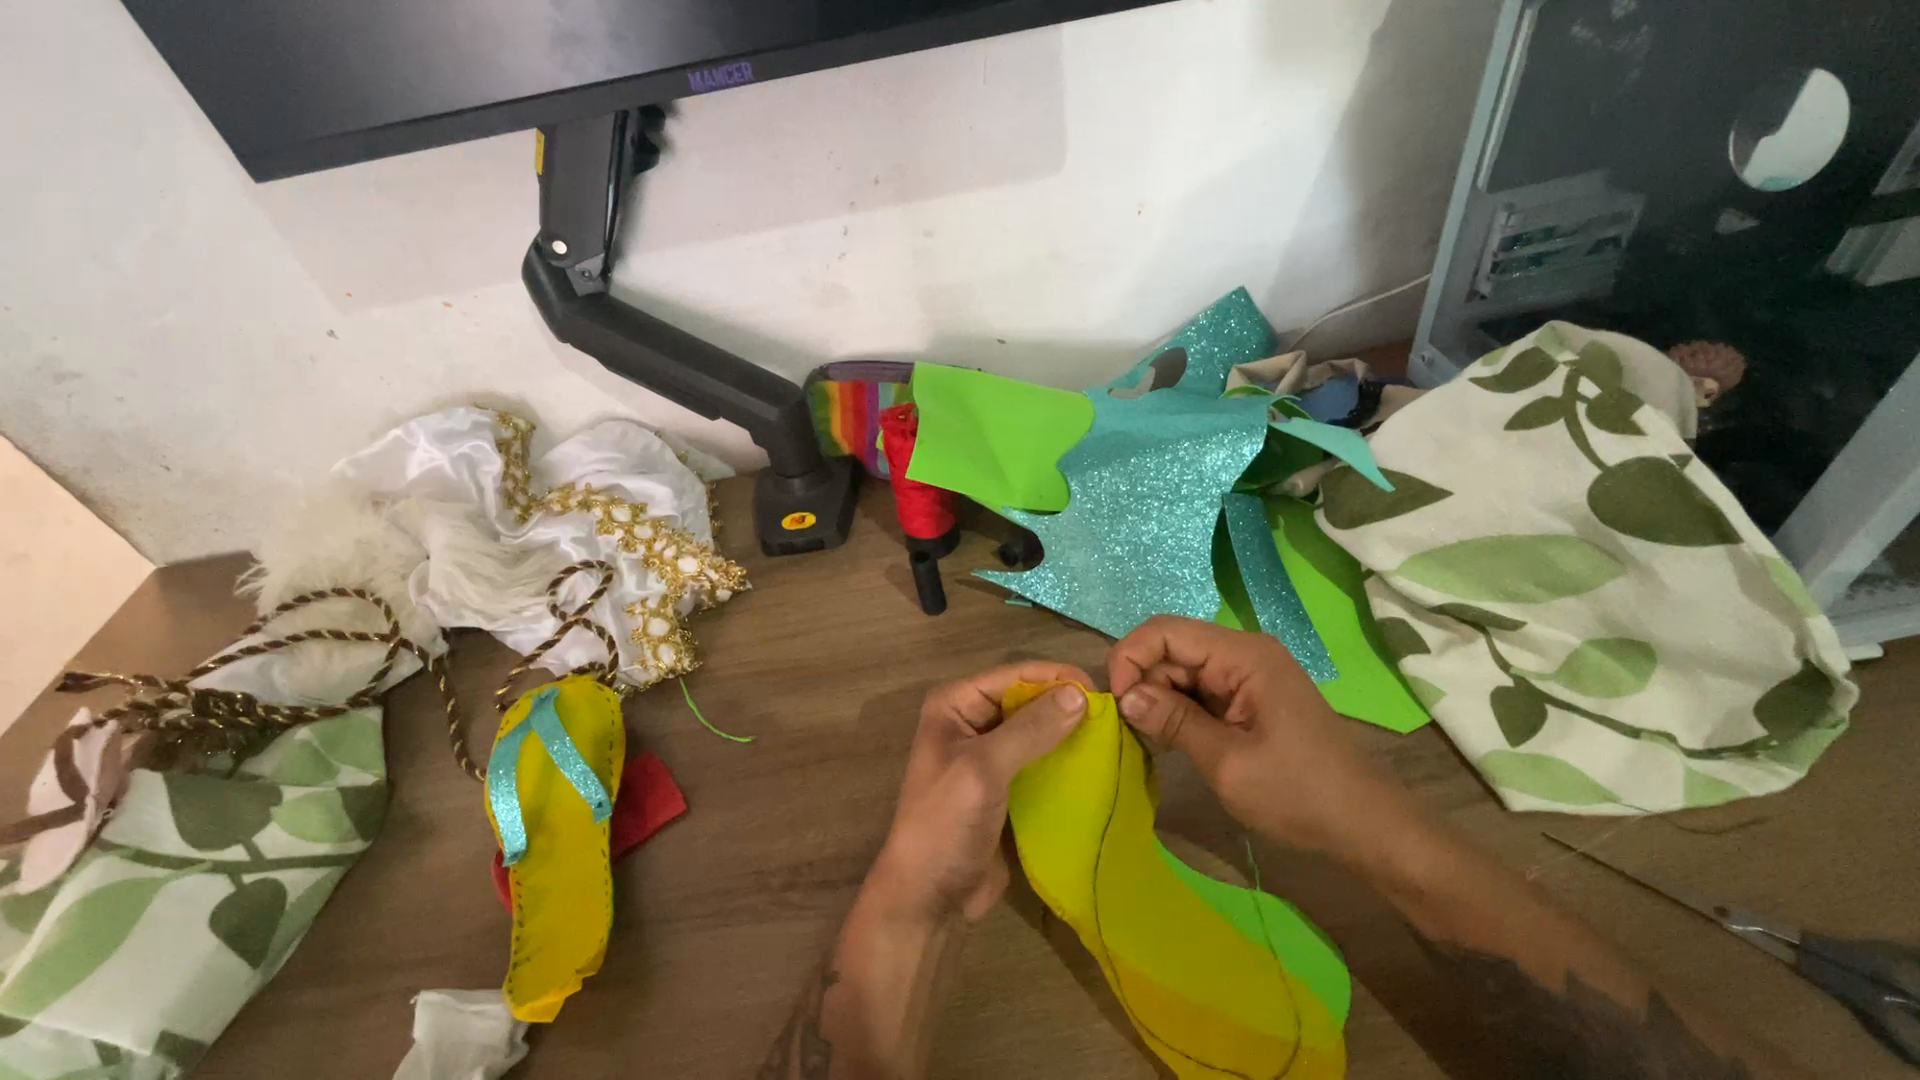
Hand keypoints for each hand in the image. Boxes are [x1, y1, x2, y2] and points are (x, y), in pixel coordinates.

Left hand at [869, 661, 1091, 923]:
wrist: (929, 897)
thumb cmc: (944, 824)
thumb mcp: (984, 769)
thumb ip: (1030, 730)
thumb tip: (1080, 694)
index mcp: (955, 705)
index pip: (1014, 675)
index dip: (1057, 678)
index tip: (1104, 693)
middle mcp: (973, 722)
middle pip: (1030, 700)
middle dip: (1068, 706)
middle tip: (1116, 718)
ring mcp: (991, 756)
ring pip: (1040, 731)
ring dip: (1073, 735)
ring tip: (1116, 740)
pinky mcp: (1008, 787)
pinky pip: (1044, 762)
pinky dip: (1068, 762)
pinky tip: (1100, 767)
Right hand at [1107, 615, 1409, 856]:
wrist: (1365, 826)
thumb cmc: (1299, 795)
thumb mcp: (1227, 763)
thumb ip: (1173, 722)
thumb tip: (1124, 696)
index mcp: (1243, 655)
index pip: (1165, 631)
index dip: (1130, 657)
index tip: (1116, 704)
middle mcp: (1243, 652)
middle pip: (1171, 648)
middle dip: (1142, 681)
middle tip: (1129, 731)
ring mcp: (1247, 674)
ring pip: (1180, 669)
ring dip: (1157, 698)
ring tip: (1147, 740)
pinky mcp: (1248, 696)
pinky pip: (1198, 689)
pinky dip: (1177, 709)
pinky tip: (1169, 740)